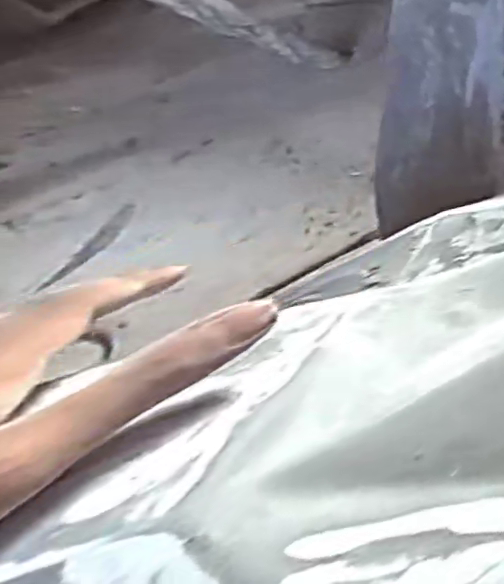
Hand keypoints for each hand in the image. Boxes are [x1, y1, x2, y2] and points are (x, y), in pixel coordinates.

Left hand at [0, 268, 275, 519]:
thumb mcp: (37, 449)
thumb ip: (153, 379)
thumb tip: (261, 312)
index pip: (74, 303)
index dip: (132, 284)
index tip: (178, 271)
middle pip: (17, 325)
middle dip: (76, 311)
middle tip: (126, 309)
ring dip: (27, 345)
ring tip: (63, 352)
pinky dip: (1, 375)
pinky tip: (3, 403)